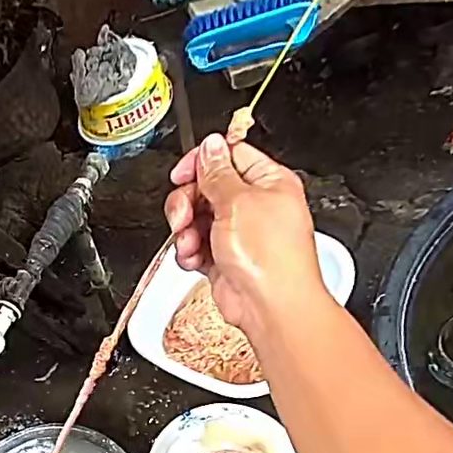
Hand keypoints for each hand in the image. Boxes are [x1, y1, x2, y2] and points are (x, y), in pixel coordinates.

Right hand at [164, 133, 326, 333]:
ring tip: (192, 243)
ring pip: (195, 219)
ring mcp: (237, 233)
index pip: (228, 156)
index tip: (182, 174)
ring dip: (185, 231)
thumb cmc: (270, 257)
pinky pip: (195, 246)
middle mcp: (253, 205)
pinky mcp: (223, 258)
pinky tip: (194, 259)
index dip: (201, 162)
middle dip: (187, 202)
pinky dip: (189, 252)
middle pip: (205, 188)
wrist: (270, 306)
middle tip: (184, 215)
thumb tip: (210, 146)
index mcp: (267, 182)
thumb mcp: (238, 201)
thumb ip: (218, 172)